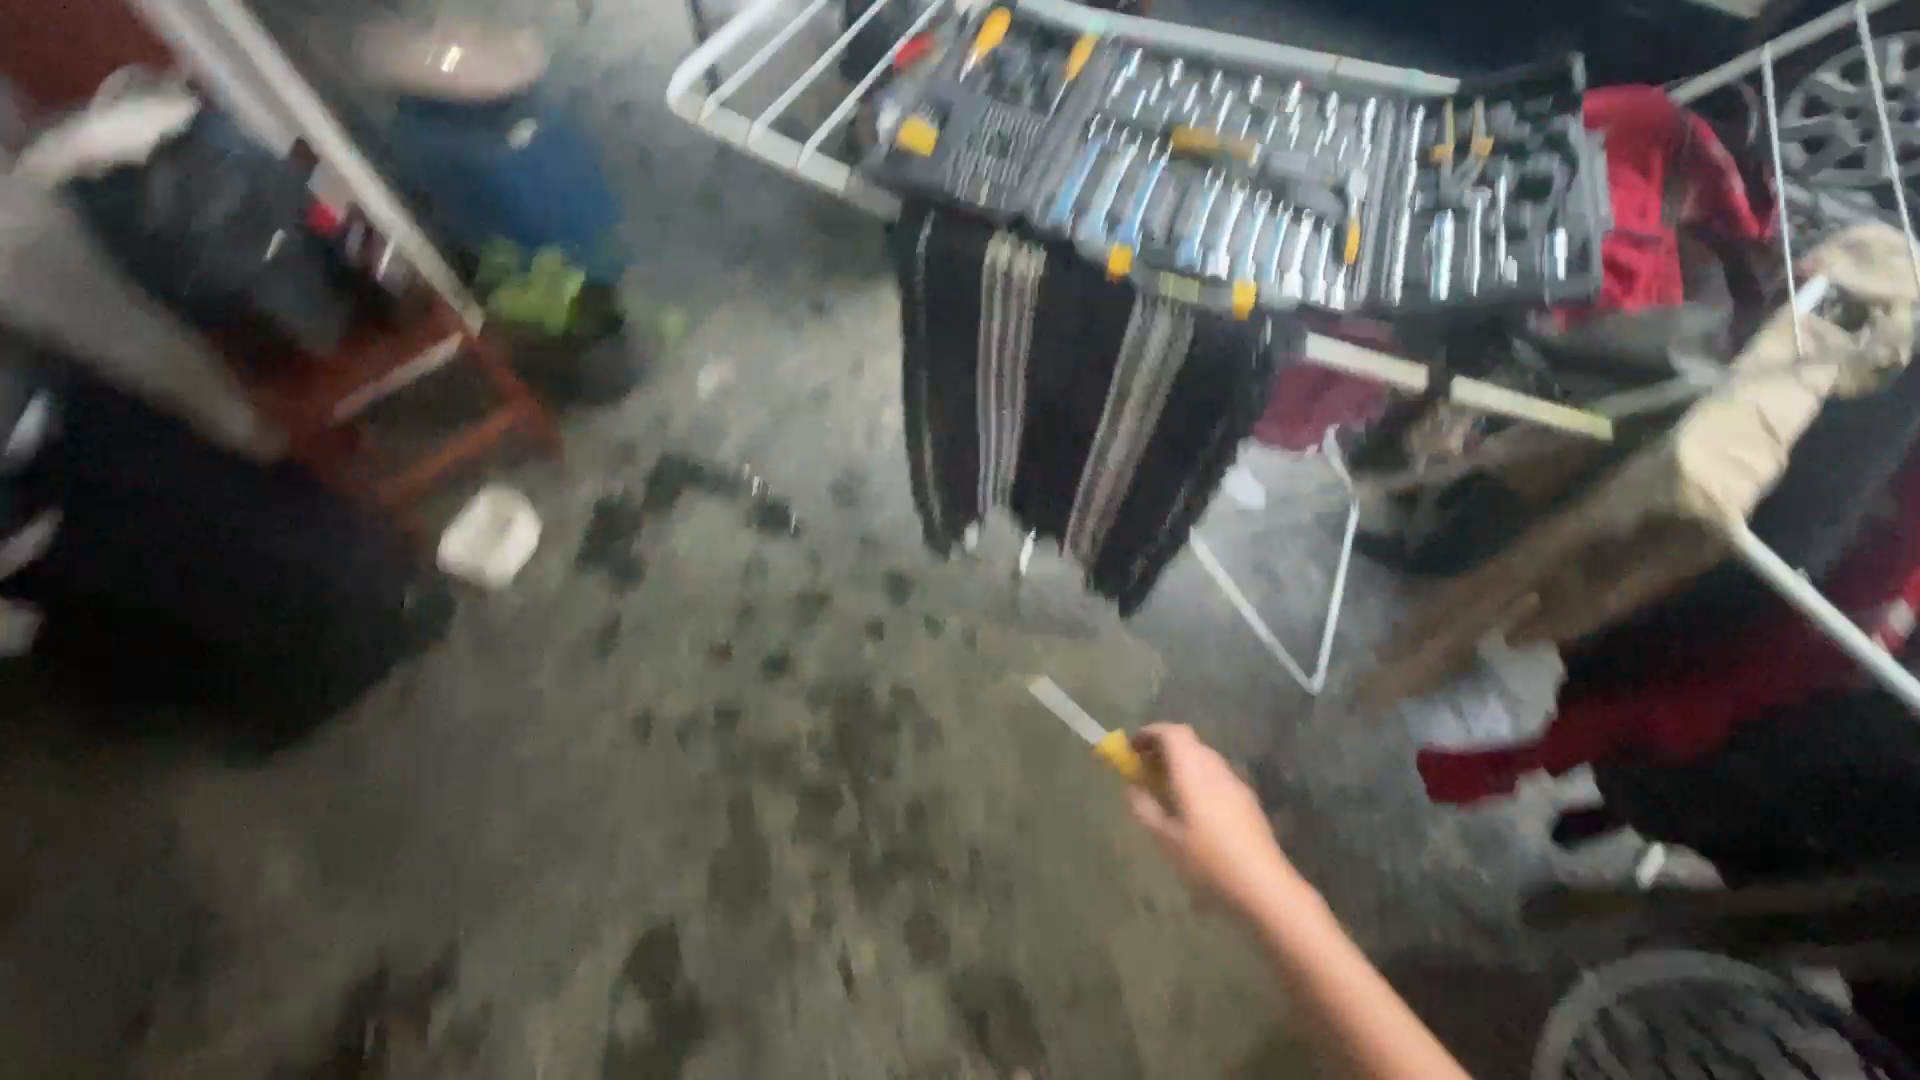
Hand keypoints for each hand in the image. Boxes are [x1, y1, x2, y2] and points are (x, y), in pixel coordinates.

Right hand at [1128, 724, 1307, 917]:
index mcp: (1193, 771)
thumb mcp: (1164, 837)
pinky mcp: (1247, 799)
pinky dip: (1197, 777)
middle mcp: (1215, 768)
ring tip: (1164, 789)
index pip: (1172, 732)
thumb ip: (1143, 806)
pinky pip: (1215, 775)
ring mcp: (1234, 782)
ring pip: (1203, 758)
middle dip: (1163, 748)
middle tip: (1143, 769)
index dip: (1149, 733)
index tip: (1132, 748)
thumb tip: (1131, 786)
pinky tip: (1192, 807)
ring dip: (1180, 763)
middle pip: (1188, 742)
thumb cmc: (1207, 859)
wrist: (1262, 884)